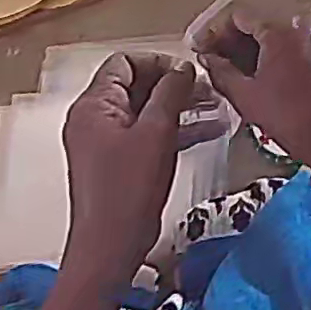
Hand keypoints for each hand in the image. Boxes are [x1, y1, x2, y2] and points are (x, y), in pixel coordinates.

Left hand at [61, 51, 195, 267]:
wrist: (111, 247)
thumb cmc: (129, 187)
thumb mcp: (156, 131)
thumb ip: (171, 92)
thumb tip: (184, 68)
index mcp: (93, 106)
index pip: (124, 63)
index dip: (158, 62)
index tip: (188, 72)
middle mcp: (95, 119)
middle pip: (137, 84)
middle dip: (174, 83)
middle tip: (208, 88)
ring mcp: (108, 140)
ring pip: (148, 108)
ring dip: (181, 104)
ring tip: (216, 105)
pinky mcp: (122, 160)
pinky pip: (150, 131)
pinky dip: (177, 127)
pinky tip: (211, 129)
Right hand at [196, 10, 310, 182]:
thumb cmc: (284, 114)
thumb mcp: (245, 94)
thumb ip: (221, 70)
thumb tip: (205, 58)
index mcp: (278, 33)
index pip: (240, 16)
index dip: (216, 30)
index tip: (201, 47)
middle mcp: (297, 29)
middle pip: (257, 24)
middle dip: (231, 38)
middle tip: (211, 57)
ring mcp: (309, 41)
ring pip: (271, 36)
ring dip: (248, 47)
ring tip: (227, 67)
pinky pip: (285, 46)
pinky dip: (266, 54)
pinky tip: (252, 72)